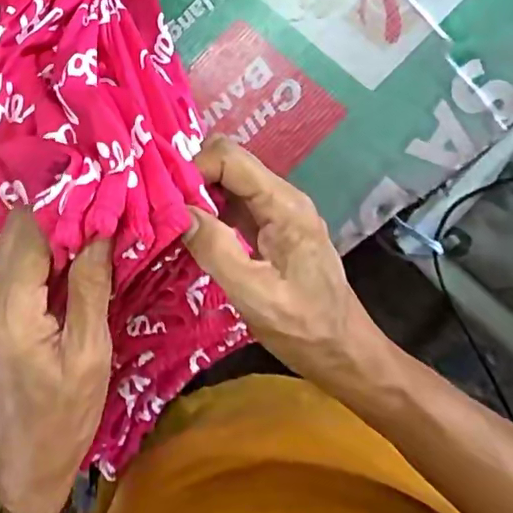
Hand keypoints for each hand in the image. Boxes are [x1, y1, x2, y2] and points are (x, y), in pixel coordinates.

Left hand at [0, 209, 111, 512]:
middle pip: (17, 226)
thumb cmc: (63, 416)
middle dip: (58, 213)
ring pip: (11, 239)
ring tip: (88, 234)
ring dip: (47, 230)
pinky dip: (36, 250)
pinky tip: (65, 259)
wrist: (22, 463)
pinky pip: (8, 260)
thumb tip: (99, 229)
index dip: (66, 207)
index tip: (101, 196)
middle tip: (99, 215)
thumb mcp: (89, 355)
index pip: (32, 228)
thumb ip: (89, 287)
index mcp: (11, 306)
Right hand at [182, 136, 397, 396]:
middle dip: (192, 175)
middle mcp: (281, 197)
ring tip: (171, 217)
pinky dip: (207, 208)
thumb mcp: (256, 296)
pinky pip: (231, 200)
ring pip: (227, 178)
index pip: (229, 157)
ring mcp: (276, 210)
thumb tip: (179, 212)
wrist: (347, 355)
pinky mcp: (269, 225)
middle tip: (165, 205)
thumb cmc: (306, 329)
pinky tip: (190, 230)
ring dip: (197, 192)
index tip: (167, 197)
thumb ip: (216, 250)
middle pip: (227, 160)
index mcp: (284, 205)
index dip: (193, 168)